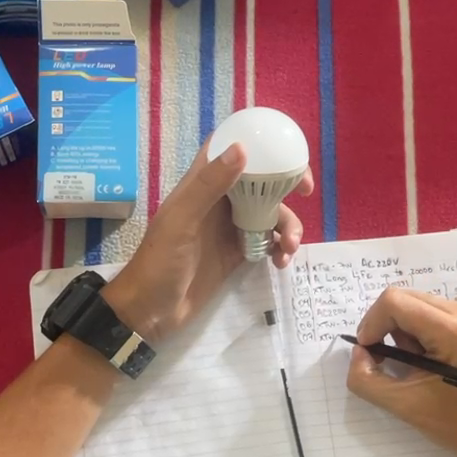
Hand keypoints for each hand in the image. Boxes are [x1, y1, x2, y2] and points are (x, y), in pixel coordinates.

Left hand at [102, 143, 311, 342]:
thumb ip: (208, 186)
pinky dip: (279, 247)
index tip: (286, 150)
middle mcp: (217, 201)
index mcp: (201, 185)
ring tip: (288, 247)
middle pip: (259, 180)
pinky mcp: (236, 253)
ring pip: (268, 213)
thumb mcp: (182, 222)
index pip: (230, 149)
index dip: (258, 144)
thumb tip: (242, 149)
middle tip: (306, 191)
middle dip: (285, 183)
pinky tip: (280, 261)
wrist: (150, 312)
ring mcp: (228, 228)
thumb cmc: (159, 263)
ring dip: (286, 224)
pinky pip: (267, 241)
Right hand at [345, 288, 456, 456]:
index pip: (394, 302)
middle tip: (385, 360)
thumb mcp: (401, 405)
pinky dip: (414, 331)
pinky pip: (427, 311)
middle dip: (384, 326)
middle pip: (403, 298)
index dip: (371, 324)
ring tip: (410, 363)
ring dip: (399, 331)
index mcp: (453, 331)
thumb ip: (365, 378)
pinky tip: (424, 358)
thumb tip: (358, 352)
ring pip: (413, 304)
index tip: (368, 352)